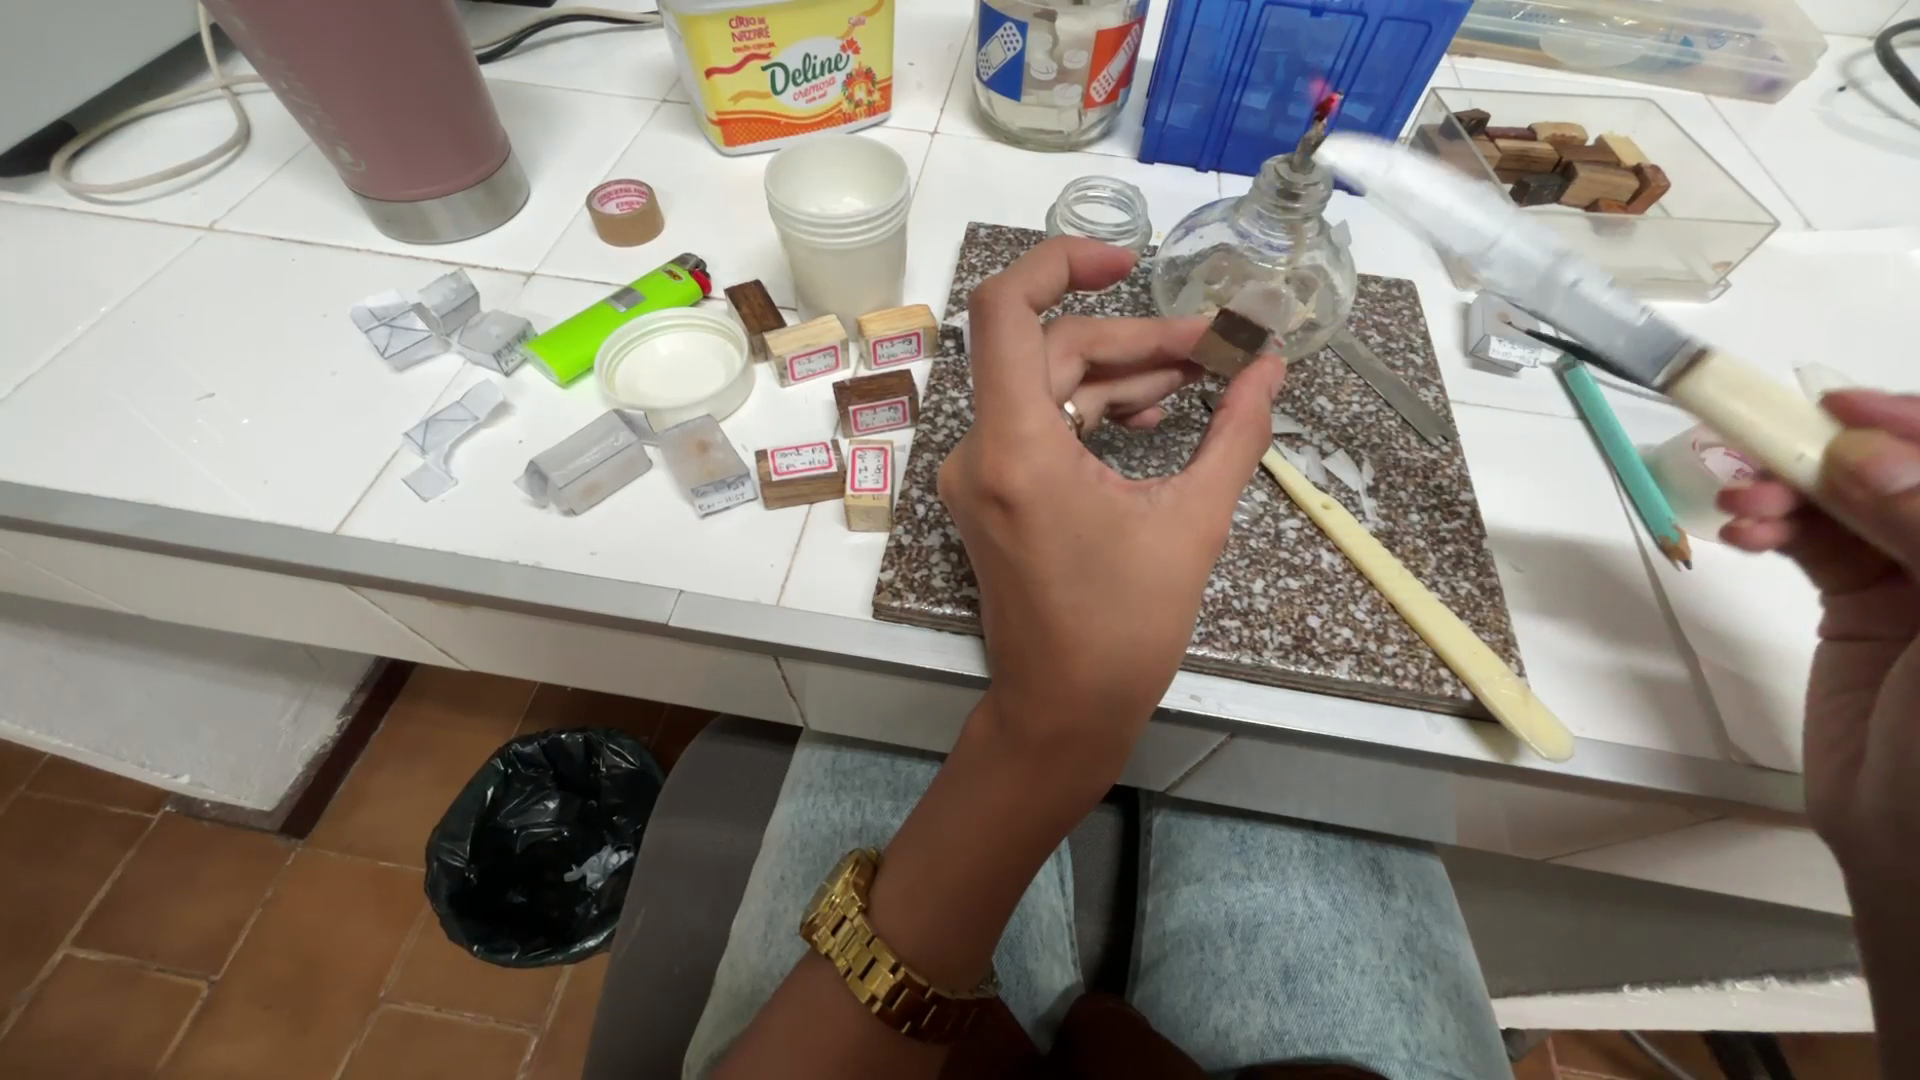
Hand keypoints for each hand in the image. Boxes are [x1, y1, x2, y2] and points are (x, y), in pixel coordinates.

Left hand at [938, 237, 1286, 770]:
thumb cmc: (1125, 630)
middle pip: (1050, 352)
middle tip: (1212, 350)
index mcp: (1017, 449)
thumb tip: (1269, 365)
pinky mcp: (989, 494)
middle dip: (1132, 343)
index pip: (1004, 312)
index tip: (1124, 260)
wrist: (1062, 706)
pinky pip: (1034, 426)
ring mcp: (977, 474)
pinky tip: (1146, 417)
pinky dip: (1088, 413)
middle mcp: (980, 451)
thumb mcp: (1194, 523)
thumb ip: (1235, 434)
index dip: (1058, 263)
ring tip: (1191, 383)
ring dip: (1115, 377)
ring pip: (1044, 389)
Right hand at [1719, 390, 1919, 883]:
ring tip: (1738, 509)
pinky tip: (1745, 532)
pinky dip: (1773, 528)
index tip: (1835, 408)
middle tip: (1754, 457)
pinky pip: (1814, 543)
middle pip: (1904, 475)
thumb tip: (1862, 453)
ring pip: (1851, 502)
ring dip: (1787, 494)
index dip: (1913, 424)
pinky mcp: (1867, 604)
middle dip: (1828, 457)